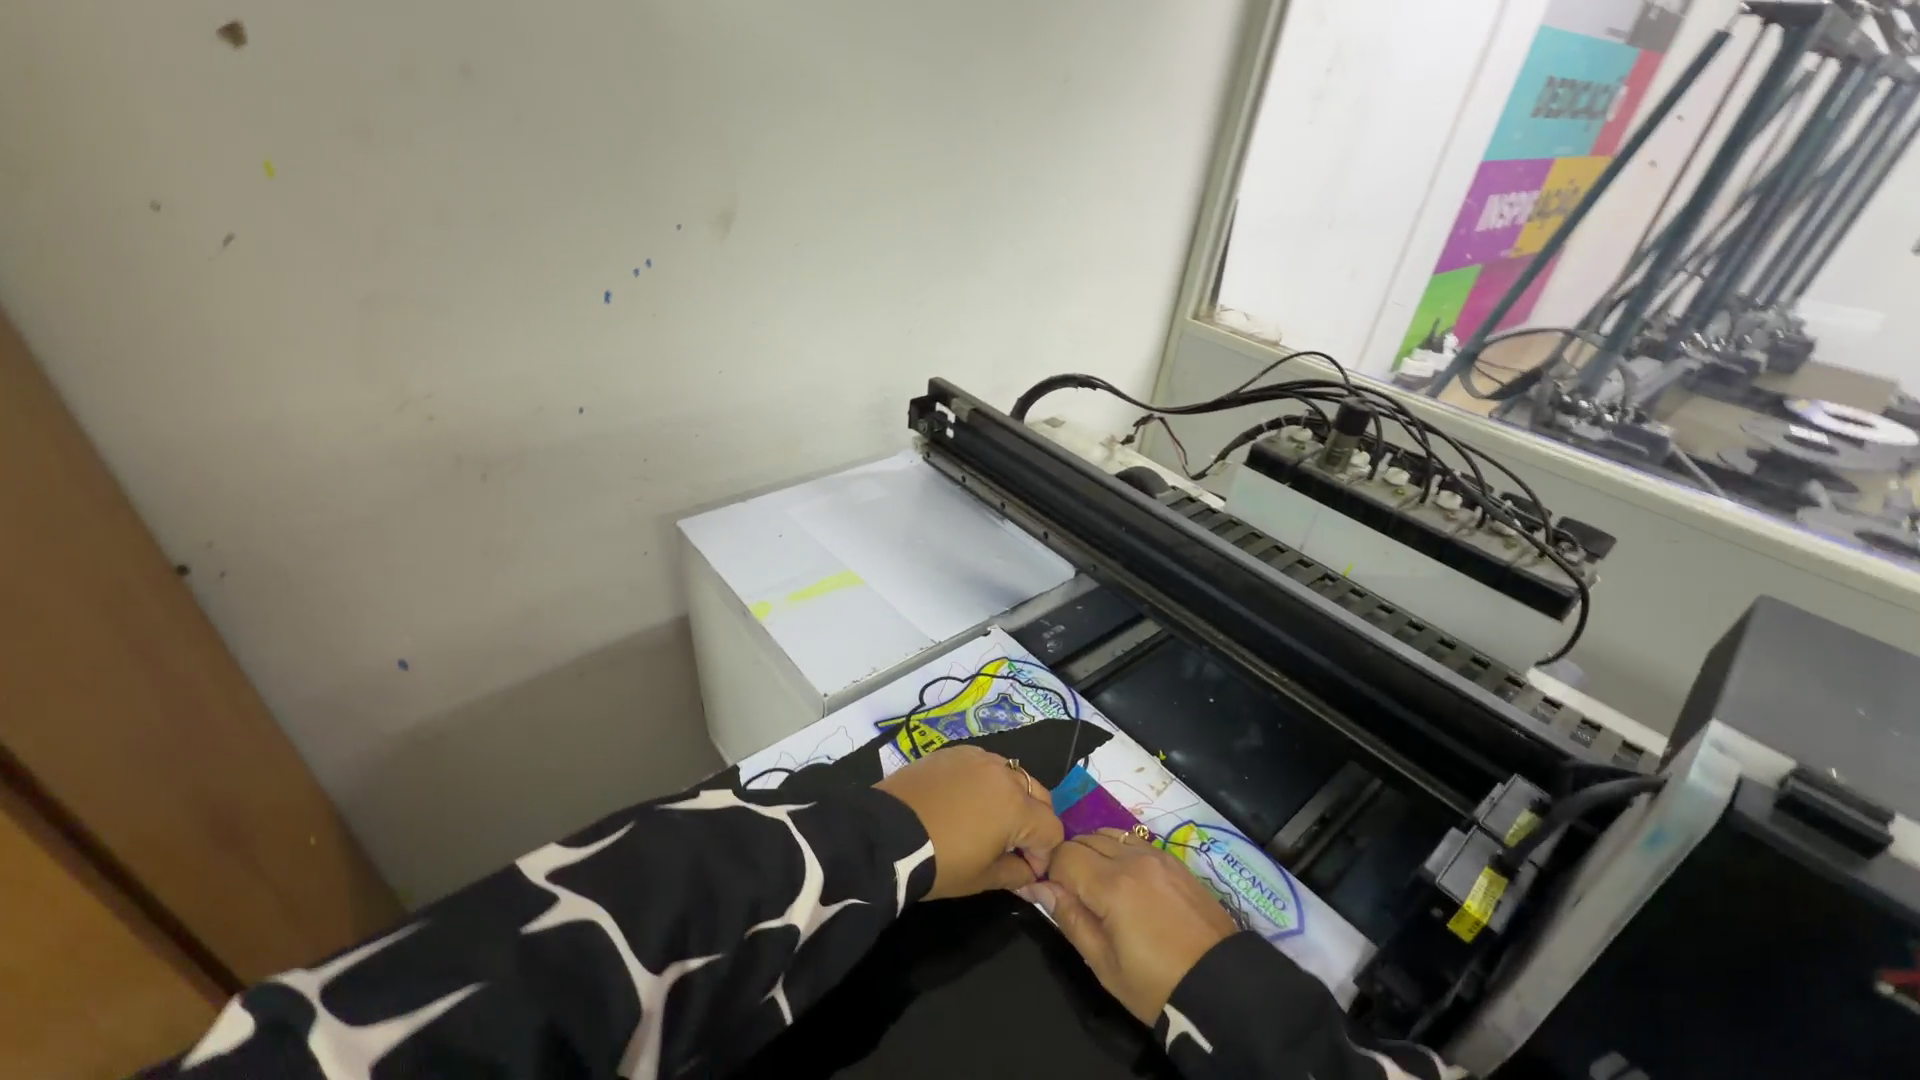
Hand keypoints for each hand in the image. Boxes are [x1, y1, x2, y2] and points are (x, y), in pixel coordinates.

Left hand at [874, 745, 1063, 899]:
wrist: (883, 836)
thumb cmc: (938, 862)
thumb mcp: (982, 879)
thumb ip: (1016, 874)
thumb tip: (1031, 874)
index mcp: (1017, 807)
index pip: (1052, 829)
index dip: (1044, 855)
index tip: (1024, 870)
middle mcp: (1004, 774)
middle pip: (1039, 796)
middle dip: (1033, 822)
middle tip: (1010, 846)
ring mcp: (978, 757)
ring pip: (1013, 776)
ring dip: (1011, 798)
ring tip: (986, 822)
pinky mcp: (953, 752)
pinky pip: (984, 764)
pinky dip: (985, 782)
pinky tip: (964, 802)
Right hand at [1023, 828, 1236, 1022]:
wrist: (1222, 987)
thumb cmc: (1155, 984)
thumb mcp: (1103, 962)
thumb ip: (1068, 917)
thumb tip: (1035, 887)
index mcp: (1111, 885)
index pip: (1063, 855)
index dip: (1050, 874)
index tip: (1054, 898)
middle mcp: (1133, 859)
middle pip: (1084, 839)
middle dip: (1070, 862)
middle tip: (1075, 897)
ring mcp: (1157, 856)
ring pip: (1109, 834)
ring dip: (1095, 853)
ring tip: (1100, 889)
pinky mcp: (1175, 860)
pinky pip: (1134, 841)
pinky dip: (1120, 851)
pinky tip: (1125, 881)